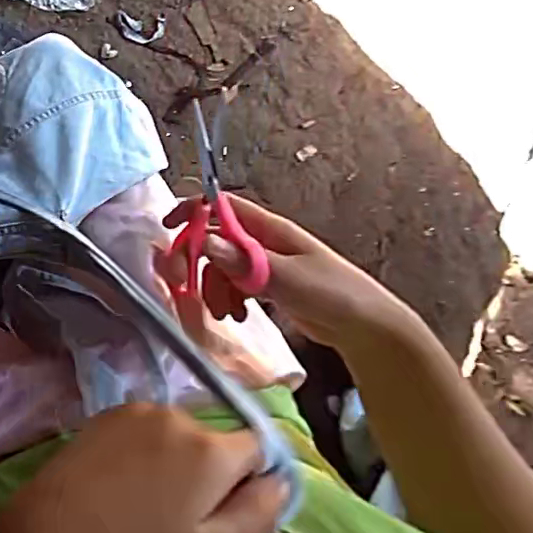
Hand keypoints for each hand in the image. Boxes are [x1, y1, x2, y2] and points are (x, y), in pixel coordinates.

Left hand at [0, 404, 288, 532]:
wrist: (50, 530)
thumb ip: (258, 514)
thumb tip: (283, 481)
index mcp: (212, 450)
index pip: (260, 445)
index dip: (251, 477)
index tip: (224, 505)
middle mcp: (181, 416)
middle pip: (217, 439)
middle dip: (211, 470)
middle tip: (178, 511)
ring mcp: (142, 408)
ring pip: (182, 433)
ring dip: (177, 458)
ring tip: (143, 497)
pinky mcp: (112, 410)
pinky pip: (149, 427)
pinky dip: (147, 448)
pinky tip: (121, 478)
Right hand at [160, 193, 417, 346]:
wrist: (364, 326)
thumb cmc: (332, 293)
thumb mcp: (286, 277)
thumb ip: (245, 261)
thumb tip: (206, 242)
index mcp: (268, 228)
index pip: (221, 207)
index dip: (193, 211)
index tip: (169, 227)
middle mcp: (262, 241)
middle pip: (213, 240)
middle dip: (196, 261)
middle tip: (185, 285)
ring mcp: (263, 264)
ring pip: (220, 268)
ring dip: (213, 289)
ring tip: (225, 313)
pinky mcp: (265, 285)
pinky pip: (232, 285)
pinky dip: (227, 299)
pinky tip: (237, 316)